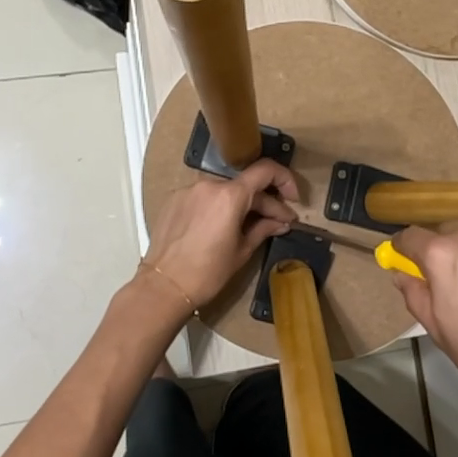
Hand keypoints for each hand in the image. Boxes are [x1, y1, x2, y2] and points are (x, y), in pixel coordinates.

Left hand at [132, 159, 299, 329]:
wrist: (164, 285)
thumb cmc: (207, 273)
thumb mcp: (242, 251)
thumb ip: (263, 228)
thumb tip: (281, 222)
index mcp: (230, 195)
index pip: (265, 171)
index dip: (285, 180)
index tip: (292, 199)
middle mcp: (208, 185)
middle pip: (244, 185)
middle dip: (264, 202)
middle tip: (277, 222)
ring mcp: (188, 190)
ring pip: (223, 191)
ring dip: (240, 204)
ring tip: (248, 225)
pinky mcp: (174, 199)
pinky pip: (204, 197)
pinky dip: (217, 206)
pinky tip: (220, 226)